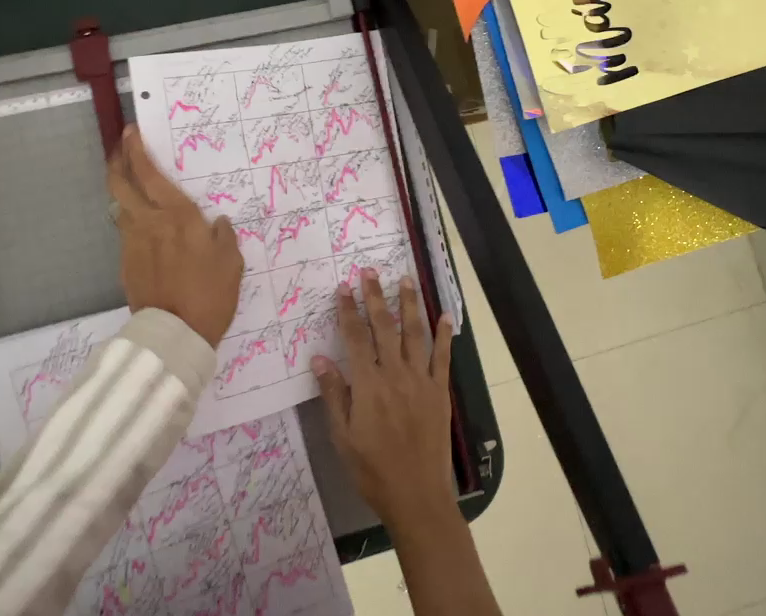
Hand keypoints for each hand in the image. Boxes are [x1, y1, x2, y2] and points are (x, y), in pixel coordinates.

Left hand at [108, 125, 243, 344]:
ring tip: (131, 183)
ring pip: (120, 205)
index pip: (148, 173)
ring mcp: (133, 243)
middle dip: (118, 160)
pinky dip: (131, 219)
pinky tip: (143, 225)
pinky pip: (126, 231)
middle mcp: (148, 222)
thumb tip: (217, 223)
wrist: (175, 334)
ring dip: (122, 189)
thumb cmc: (209, 294)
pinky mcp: (126, 263)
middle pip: (120, 182)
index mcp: (176, 215)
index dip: (136, 150)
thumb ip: (223, 236)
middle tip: (122, 147)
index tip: (132, 133)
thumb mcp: (231, 262)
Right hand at [313, 270, 456, 527]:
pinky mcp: (440, 393)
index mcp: (368, 384)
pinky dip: (444, 335)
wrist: (417, 496)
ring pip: (414, 334)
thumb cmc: (372, 469)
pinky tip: (445, 316)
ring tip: (405, 280)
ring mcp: (421, 381)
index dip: (348, 310)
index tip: (343, 287)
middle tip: (370, 271)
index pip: (355, 337)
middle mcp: (395, 375)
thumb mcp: (342, 436)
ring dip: (409, 305)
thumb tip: (320, 358)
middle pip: (384, 327)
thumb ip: (333, 394)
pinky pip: (443, 358)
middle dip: (375, 297)